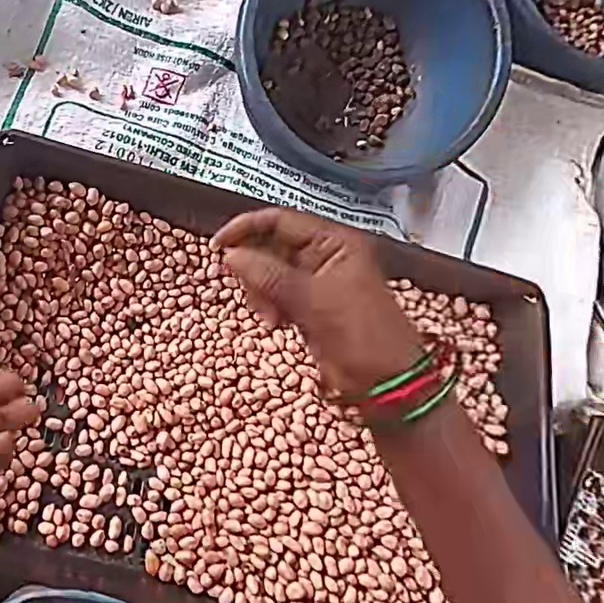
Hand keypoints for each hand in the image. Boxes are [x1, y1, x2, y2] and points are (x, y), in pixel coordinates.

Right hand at [212, 208, 423, 395]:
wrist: (386, 381)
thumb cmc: (361, 335)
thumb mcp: (313, 300)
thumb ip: (269, 274)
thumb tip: (230, 255)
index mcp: (334, 241)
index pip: (280, 220)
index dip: (245, 228)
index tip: (217, 246)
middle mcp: (323, 254)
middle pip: (269, 245)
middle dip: (253, 268)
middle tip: (250, 292)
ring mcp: (313, 279)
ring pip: (266, 271)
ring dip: (259, 291)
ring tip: (271, 316)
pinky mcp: (306, 302)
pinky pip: (272, 292)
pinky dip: (266, 305)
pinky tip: (275, 322)